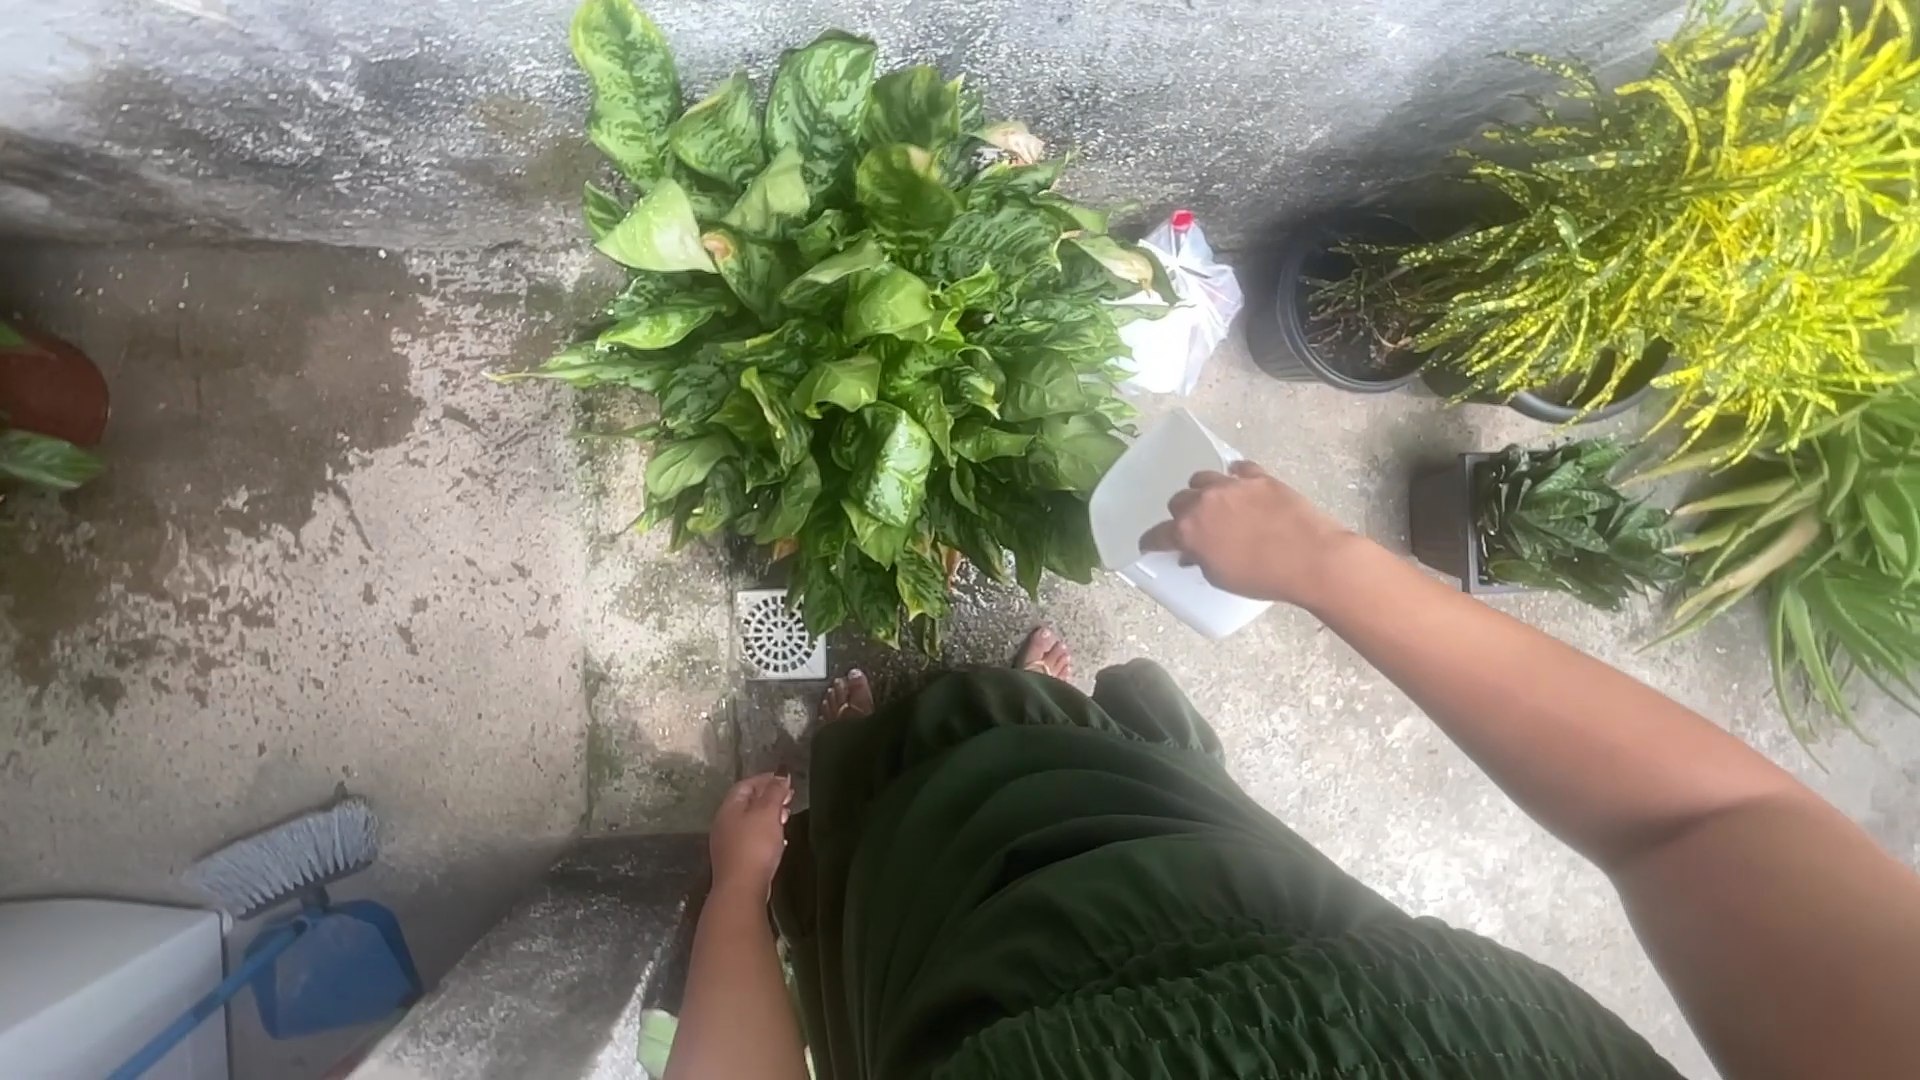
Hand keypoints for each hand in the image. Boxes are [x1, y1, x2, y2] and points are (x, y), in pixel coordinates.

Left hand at [708, 772, 791, 899]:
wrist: (742, 889)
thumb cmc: (755, 845)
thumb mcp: (768, 812)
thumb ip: (775, 791)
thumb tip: (782, 774)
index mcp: (729, 808)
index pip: (746, 784)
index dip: (766, 779)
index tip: (787, 781)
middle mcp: (724, 823)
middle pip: (748, 802)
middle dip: (769, 797)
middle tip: (790, 799)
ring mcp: (728, 843)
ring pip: (751, 821)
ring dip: (769, 816)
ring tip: (787, 818)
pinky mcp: (736, 860)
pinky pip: (752, 838)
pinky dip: (766, 833)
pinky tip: (779, 840)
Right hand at [1137, 460, 1355, 606]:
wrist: (1312, 559)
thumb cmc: (1263, 577)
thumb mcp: (1221, 578)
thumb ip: (1200, 560)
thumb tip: (1195, 552)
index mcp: (1188, 531)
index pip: (1157, 535)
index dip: (1152, 542)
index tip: (1150, 545)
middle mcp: (1203, 503)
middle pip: (1178, 501)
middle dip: (1180, 515)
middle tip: (1192, 528)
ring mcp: (1232, 486)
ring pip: (1202, 479)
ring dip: (1202, 492)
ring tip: (1213, 503)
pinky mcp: (1259, 478)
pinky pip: (1238, 470)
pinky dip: (1234, 478)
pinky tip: (1239, 487)